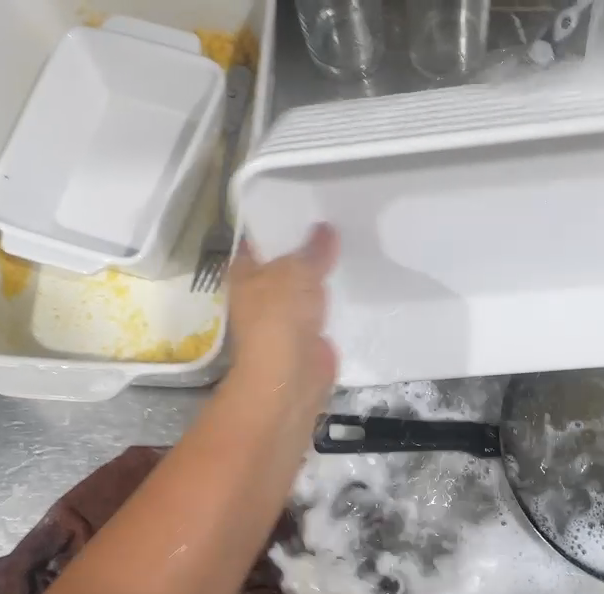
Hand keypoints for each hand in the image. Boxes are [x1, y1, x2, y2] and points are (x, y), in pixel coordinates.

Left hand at [224, 224, 339, 405]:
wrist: (291, 377)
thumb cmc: (279, 318)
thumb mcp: (296, 272)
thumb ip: (313, 250)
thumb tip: (326, 229)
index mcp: (246, 273)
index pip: (262, 239)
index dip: (282, 223)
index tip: (310, 206)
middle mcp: (262, 293)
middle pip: (288, 263)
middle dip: (309, 249)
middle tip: (340, 223)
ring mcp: (287, 317)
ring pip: (308, 288)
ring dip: (325, 276)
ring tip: (353, 247)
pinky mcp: (309, 337)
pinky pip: (325, 312)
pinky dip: (337, 302)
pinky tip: (356, 283)